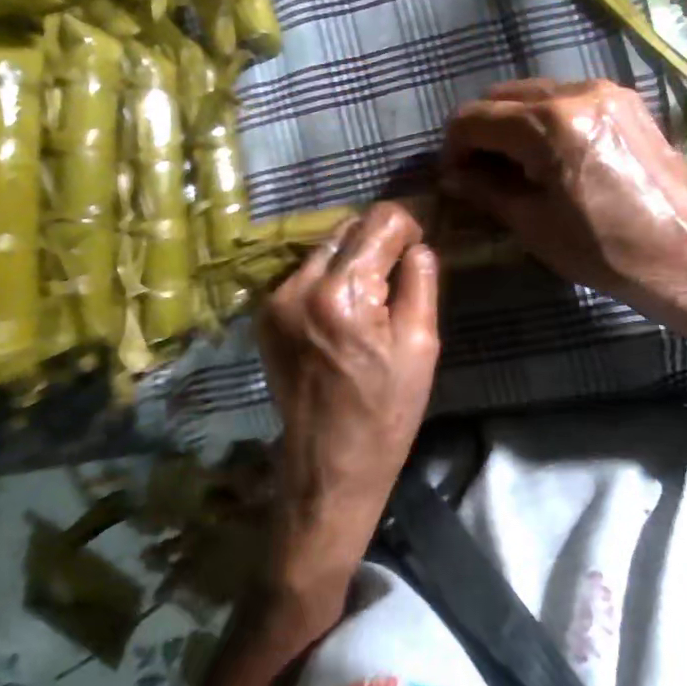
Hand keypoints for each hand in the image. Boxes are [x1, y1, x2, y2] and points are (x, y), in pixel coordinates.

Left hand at [256, 202, 439, 582]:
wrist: (328, 464)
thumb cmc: (385, 412)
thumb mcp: (421, 346)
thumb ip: (420, 283)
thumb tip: (416, 246)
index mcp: (343, 294)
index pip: (378, 221)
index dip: (406, 225)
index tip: (418, 248)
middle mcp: (300, 286)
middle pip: (347, 228)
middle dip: (377, 241)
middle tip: (398, 274)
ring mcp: (276, 300)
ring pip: (323, 249)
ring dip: (351, 259)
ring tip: (371, 298)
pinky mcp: (265, 316)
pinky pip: (304, 275)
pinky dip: (327, 280)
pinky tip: (343, 312)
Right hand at [439, 78, 686, 347]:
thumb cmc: (606, 250)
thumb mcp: (534, 224)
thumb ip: (484, 191)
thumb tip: (450, 178)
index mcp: (550, 124)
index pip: (474, 117)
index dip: (453, 147)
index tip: (452, 177)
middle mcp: (578, 92)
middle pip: (502, 96)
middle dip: (480, 132)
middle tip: (476, 172)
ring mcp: (608, 92)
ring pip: (534, 94)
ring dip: (511, 124)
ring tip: (512, 167)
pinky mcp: (627, 102)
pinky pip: (566, 99)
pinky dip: (543, 121)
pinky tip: (547, 157)